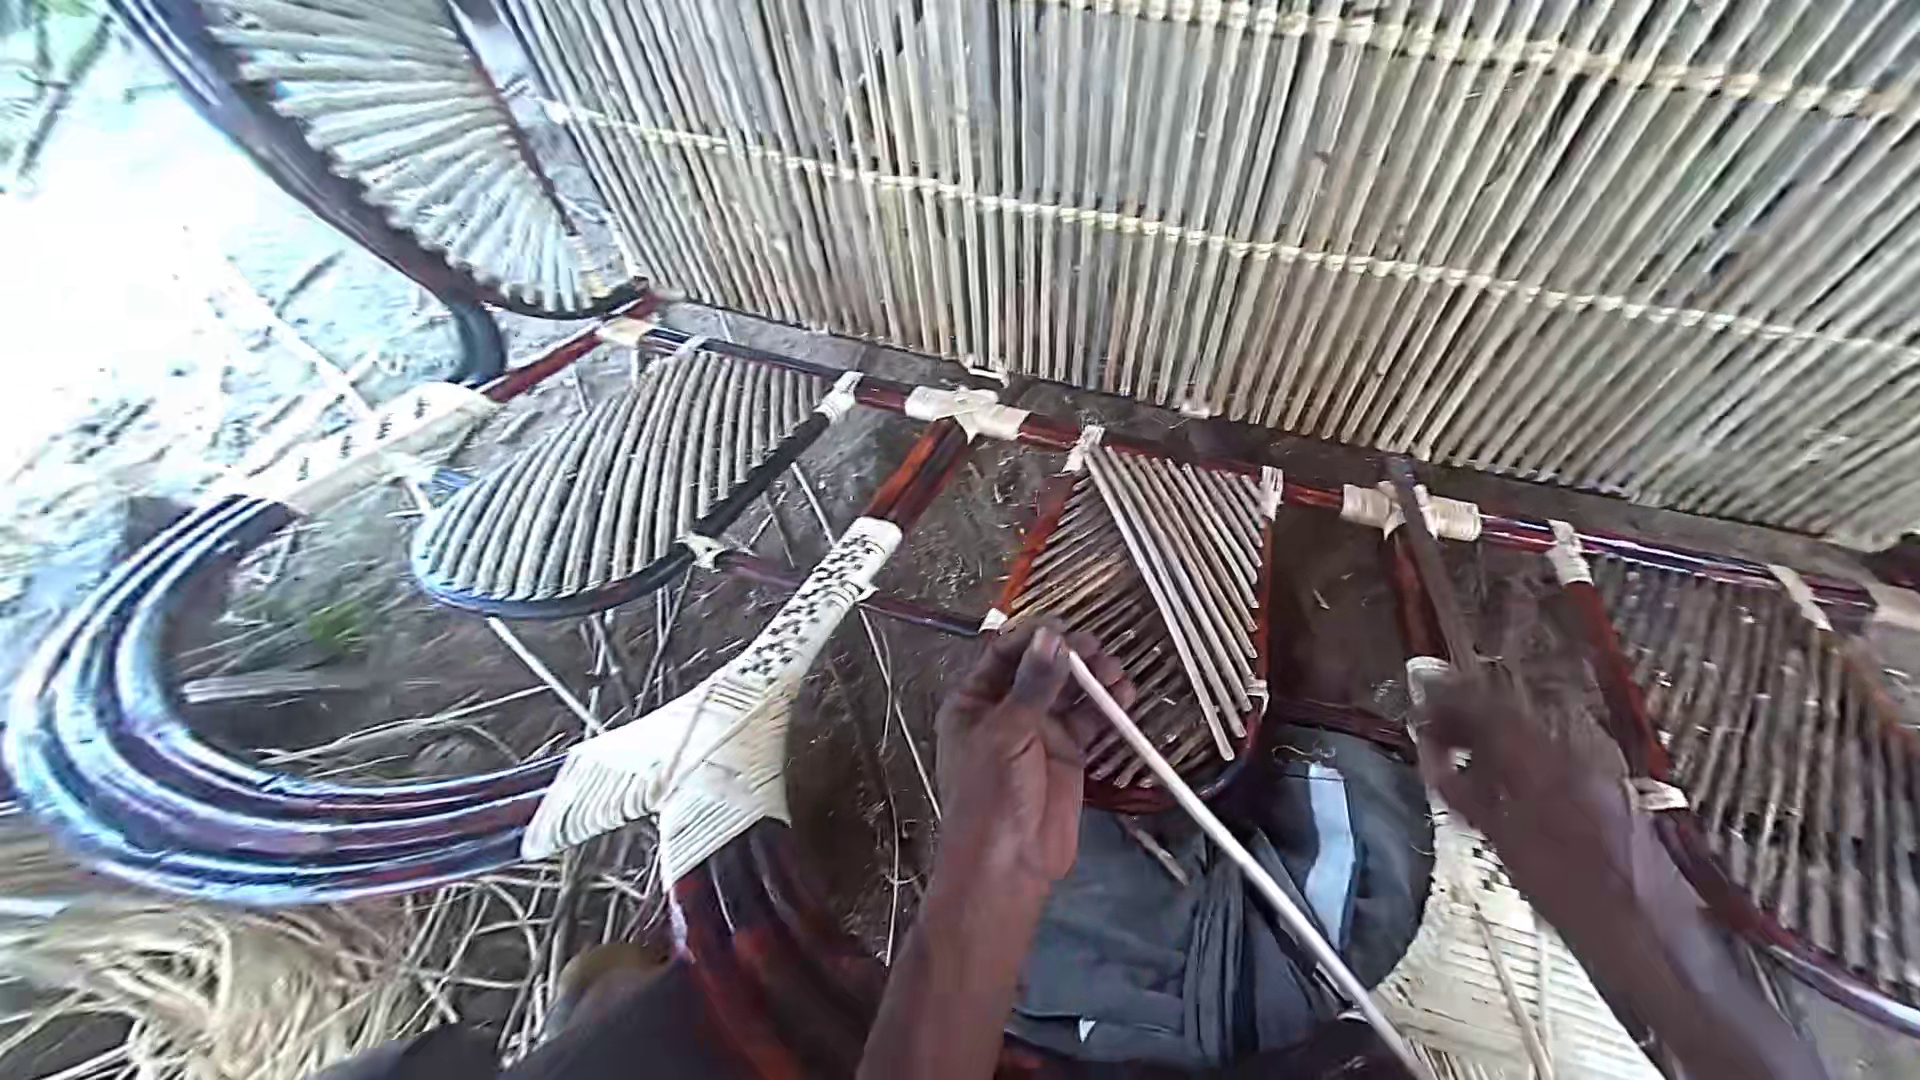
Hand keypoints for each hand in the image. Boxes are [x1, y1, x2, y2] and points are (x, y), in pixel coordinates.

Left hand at [933, 622, 1135, 892]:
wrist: (1007, 866)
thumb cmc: (989, 794)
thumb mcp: (1006, 734)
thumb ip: (1033, 685)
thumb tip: (1051, 638)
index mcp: (975, 701)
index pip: (1003, 656)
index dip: (1032, 639)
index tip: (1062, 628)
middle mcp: (1007, 710)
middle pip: (1040, 671)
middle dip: (1068, 658)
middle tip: (1096, 648)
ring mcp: (1038, 731)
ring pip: (1068, 693)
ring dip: (1091, 680)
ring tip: (1114, 669)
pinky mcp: (1066, 753)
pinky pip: (1087, 721)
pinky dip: (1105, 708)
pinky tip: (1123, 695)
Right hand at [1413, 680, 1830, 1079]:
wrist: (1654, 945)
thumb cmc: (1566, 895)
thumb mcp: (1501, 839)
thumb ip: (1461, 787)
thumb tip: (1428, 751)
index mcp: (1548, 766)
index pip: (1490, 710)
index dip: (1450, 695)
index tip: (1421, 686)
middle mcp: (1580, 760)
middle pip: (1514, 718)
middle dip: (1469, 713)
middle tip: (1434, 719)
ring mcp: (1603, 777)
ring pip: (1535, 737)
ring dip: (1494, 734)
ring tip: (1460, 746)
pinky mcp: (1615, 796)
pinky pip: (1556, 757)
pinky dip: (1521, 755)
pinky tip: (1503, 775)